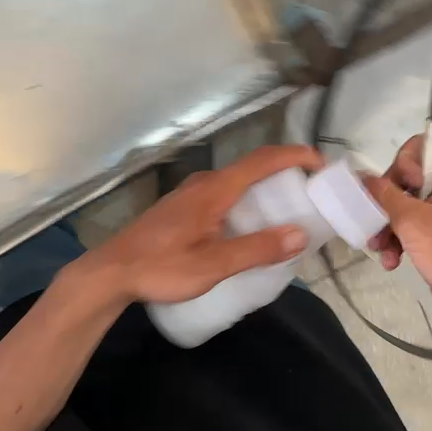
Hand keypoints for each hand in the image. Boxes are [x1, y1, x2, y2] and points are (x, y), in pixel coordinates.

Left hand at [76, 145, 323, 305]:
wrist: (110, 274)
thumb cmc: (161, 268)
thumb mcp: (213, 265)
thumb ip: (256, 249)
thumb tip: (301, 234)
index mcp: (214, 190)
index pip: (262, 161)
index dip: (294, 156)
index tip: (321, 163)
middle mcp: (203, 184)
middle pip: (250, 169)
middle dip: (284, 174)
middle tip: (310, 194)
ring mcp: (189, 196)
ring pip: (235, 184)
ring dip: (262, 190)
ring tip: (285, 212)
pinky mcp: (180, 210)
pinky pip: (222, 196)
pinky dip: (245, 202)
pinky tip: (247, 227)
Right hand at [363, 137, 431, 326]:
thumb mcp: (413, 222)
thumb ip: (385, 195)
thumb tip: (363, 177)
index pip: (420, 148)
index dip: (402, 166)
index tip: (398, 191)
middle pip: (407, 179)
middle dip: (387, 204)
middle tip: (377, 224)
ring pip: (406, 205)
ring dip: (388, 227)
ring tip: (381, 250)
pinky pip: (413, 225)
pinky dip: (399, 240)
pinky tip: (392, 261)